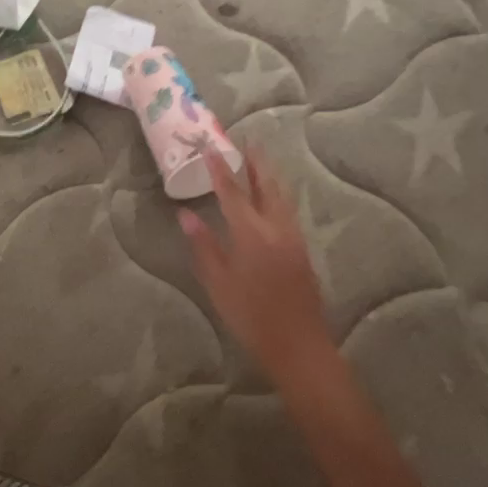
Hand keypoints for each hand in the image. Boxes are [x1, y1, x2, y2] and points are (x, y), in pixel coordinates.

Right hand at [179, 147, 332, 382]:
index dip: (220, 168)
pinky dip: (276, 193)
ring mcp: (293, 237)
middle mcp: (276, 227)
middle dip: (254, 162)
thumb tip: (185, 215)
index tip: (210, 146)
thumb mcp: (219, 284)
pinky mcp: (301, 249)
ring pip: (280, 196)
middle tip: (246, 140)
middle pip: (265, 185)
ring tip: (257, 160)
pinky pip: (287, 209)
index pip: (232, 192)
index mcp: (252, 234)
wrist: (299, 345)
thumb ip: (203, 246)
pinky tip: (270, 196)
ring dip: (267, 175)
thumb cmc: (251, 317)